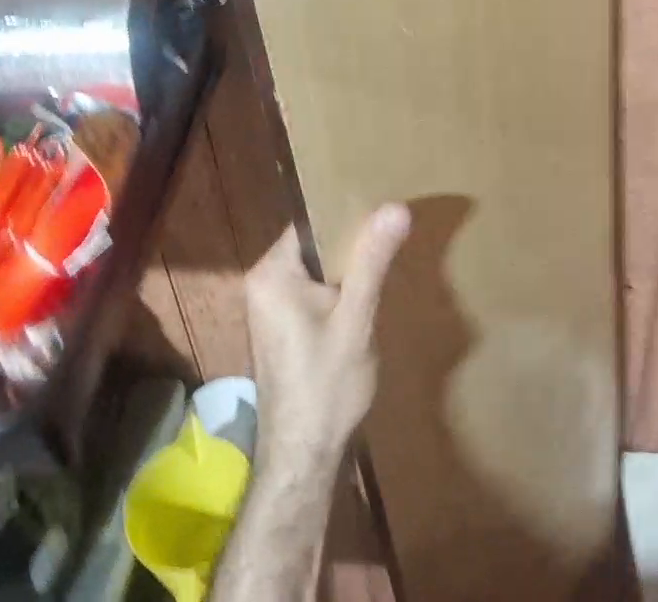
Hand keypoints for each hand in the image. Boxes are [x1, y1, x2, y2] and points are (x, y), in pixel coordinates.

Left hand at [243, 204, 409, 468]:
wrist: (303, 453)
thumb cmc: (326, 384)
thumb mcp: (356, 319)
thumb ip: (372, 261)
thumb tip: (395, 207)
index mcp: (271, 273)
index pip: (311, 223)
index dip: (347, 214)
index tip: (385, 205)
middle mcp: (262, 283)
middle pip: (313, 246)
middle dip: (351, 245)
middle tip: (395, 233)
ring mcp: (269, 307)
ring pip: (316, 271)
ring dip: (348, 271)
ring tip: (388, 259)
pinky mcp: (280, 327)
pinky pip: (312, 293)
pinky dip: (338, 292)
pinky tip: (367, 297)